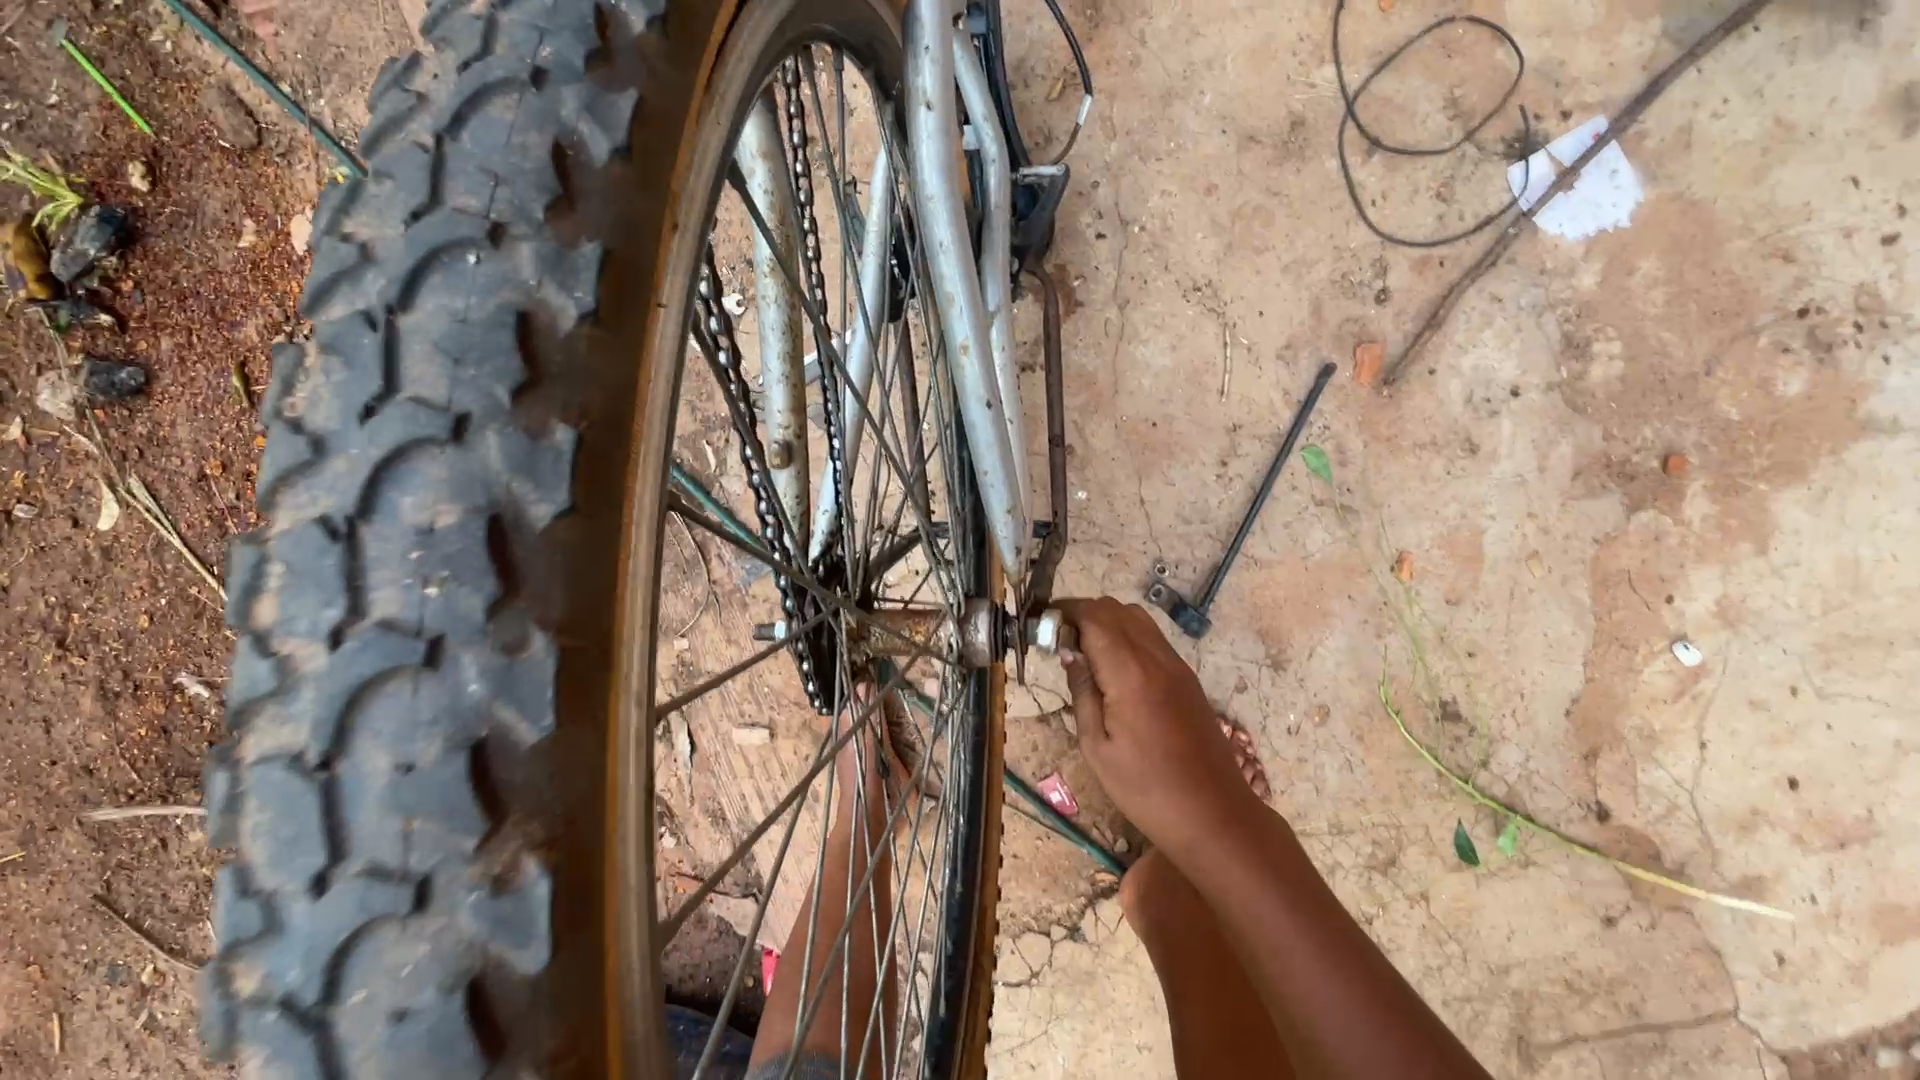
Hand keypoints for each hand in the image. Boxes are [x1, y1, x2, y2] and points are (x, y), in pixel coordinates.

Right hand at [1054, 597, 1264, 850]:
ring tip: (1082, 652)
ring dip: (1106, 623)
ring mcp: (1177, 665)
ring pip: (1137, 618)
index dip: (1064, 612)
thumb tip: (1069, 653)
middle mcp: (1157, 658)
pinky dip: (1127, 637)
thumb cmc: (1145, 789)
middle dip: (1082, 614)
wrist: (1213, 813)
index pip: (1094, 617)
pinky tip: (1112, 668)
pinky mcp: (1187, 678)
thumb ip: (1082, 692)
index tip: (1040, 624)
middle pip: (1116, 609)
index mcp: (1130, 673)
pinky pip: (1153, 639)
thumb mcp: (1096, 746)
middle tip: (1057, 640)